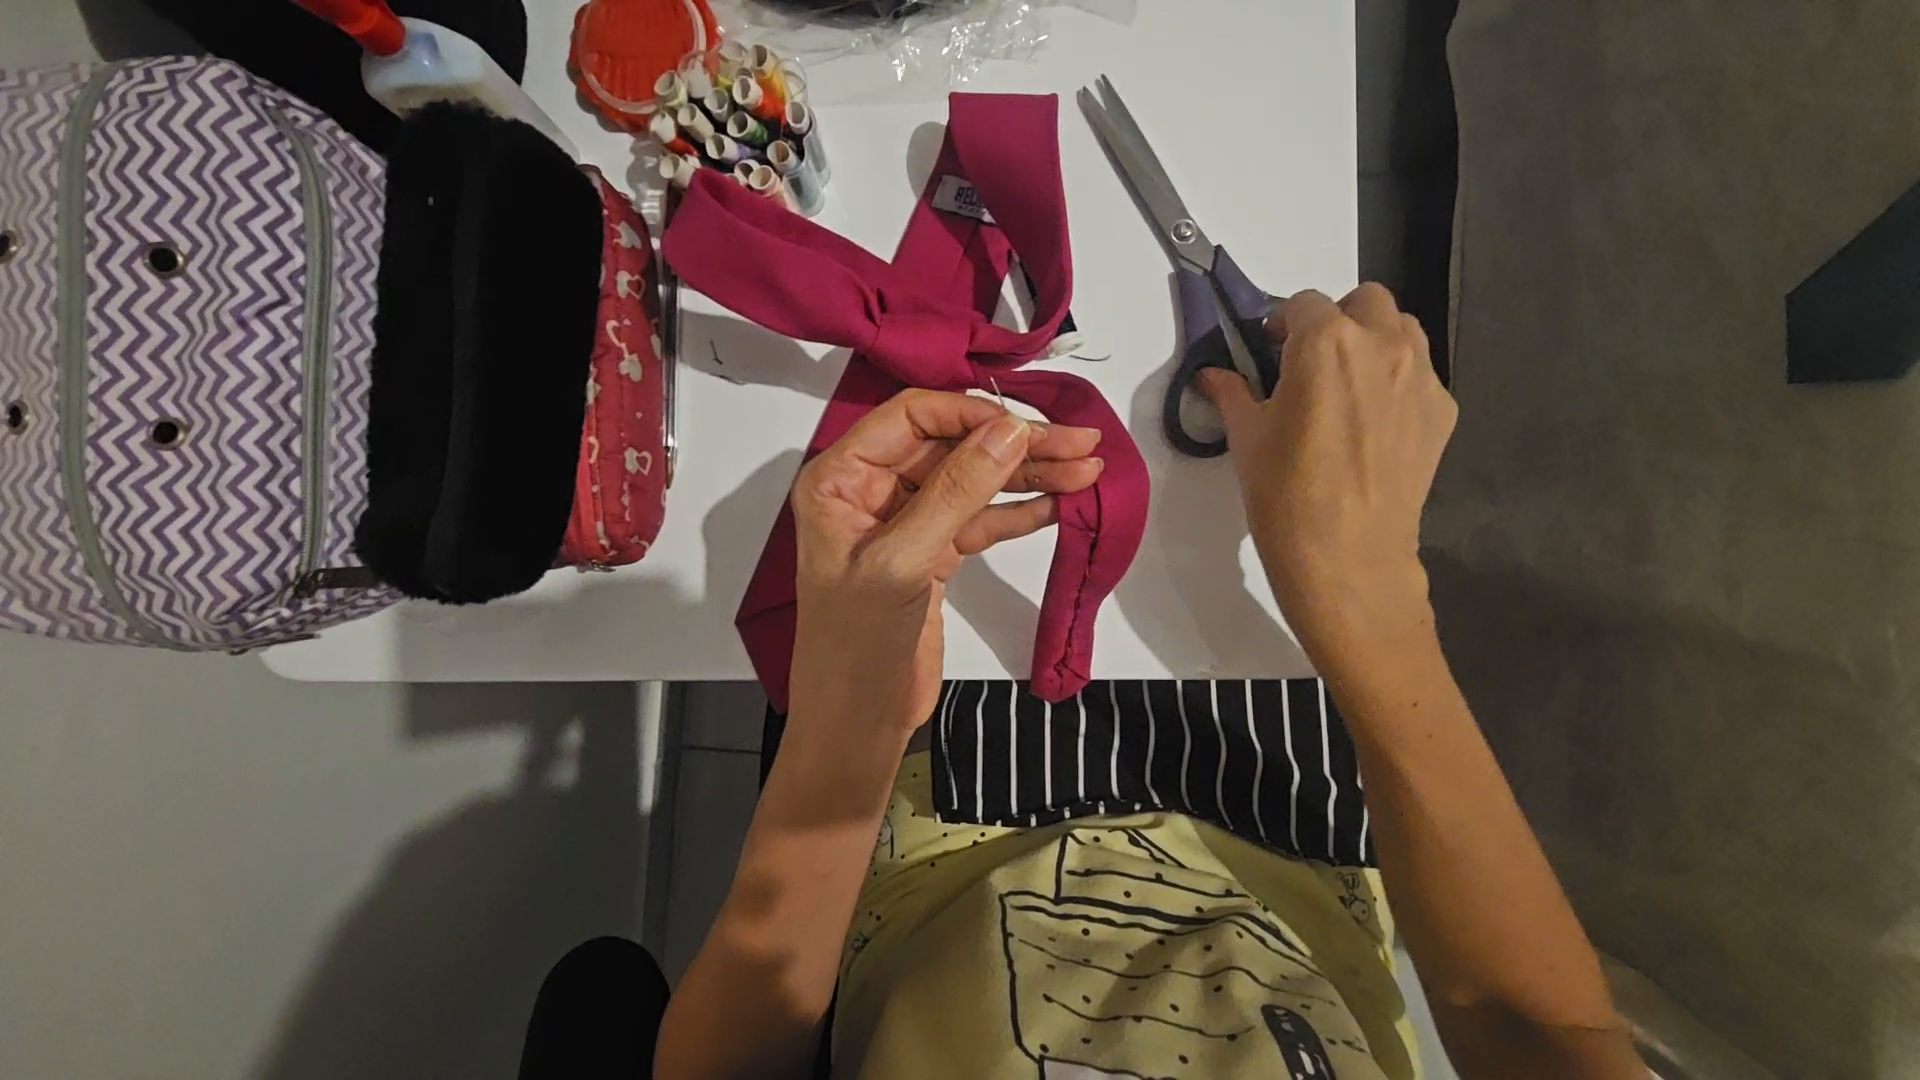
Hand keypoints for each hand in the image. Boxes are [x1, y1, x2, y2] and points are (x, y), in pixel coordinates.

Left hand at [788, 389, 1103, 735]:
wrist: (858, 723)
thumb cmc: (858, 646)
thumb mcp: (902, 562)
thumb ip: (956, 492)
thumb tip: (1012, 429)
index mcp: (841, 477)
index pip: (913, 416)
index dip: (973, 414)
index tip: (1030, 427)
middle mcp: (872, 489)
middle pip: (951, 446)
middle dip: (1015, 445)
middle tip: (1082, 443)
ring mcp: (906, 521)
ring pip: (973, 482)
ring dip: (1028, 476)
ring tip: (1088, 470)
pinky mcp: (934, 554)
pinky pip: (981, 519)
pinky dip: (1020, 511)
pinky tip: (1061, 503)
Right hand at [1197, 285, 1456, 666]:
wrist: (1347, 556)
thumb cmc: (1283, 494)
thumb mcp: (1247, 438)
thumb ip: (1232, 393)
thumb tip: (1212, 376)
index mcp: (1326, 345)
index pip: (1304, 303)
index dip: (1281, 323)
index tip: (1269, 351)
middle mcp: (1382, 346)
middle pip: (1365, 301)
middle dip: (1334, 321)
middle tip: (1308, 363)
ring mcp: (1421, 377)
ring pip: (1401, 329)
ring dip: (1371, 341)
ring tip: (1345, 386)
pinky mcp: (1442, 411)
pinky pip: (1419, 374)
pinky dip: (1394, 381)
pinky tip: (1371, 424)